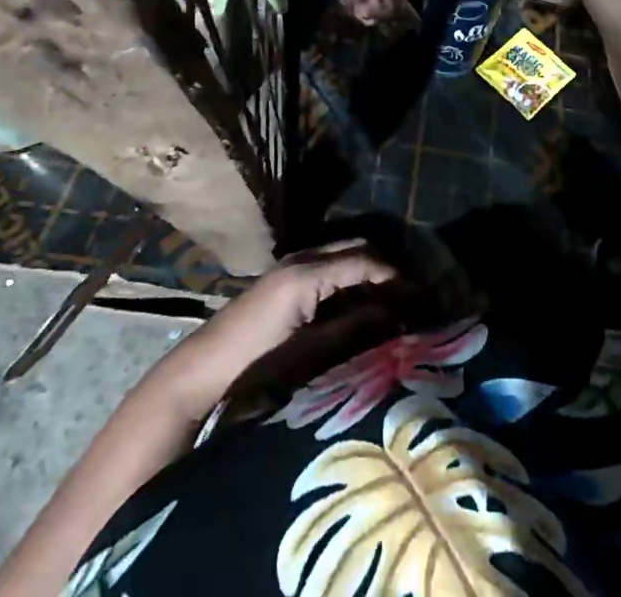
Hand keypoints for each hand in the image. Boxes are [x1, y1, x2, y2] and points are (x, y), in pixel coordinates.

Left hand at [155, 241, 396, 415]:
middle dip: (382, 267)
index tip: (418, 295)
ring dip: (364, 273)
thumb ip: (353, 327)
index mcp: (307, 273)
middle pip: (354, 248)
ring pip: (340, 256)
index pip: (363, 260)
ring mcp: (289, 266)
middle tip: (405, 296)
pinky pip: (325, 268)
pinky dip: (346, 280)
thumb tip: (391, 314)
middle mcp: (300, 258)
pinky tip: (356, 306)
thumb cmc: (258, 363)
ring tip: (387, 303)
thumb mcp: (312, 350)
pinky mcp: (282, 278)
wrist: (203, 371)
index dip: (394, 275)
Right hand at [335, 0, 440, 23]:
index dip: (411, 14)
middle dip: (395, 17)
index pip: (398, 4)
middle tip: (408, 14)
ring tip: (389, 12)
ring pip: (361, 11)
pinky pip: (349, 2)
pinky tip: (372, 2)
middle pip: (380, 12)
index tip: (422, 16)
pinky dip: (360, 7)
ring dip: (376, 15)